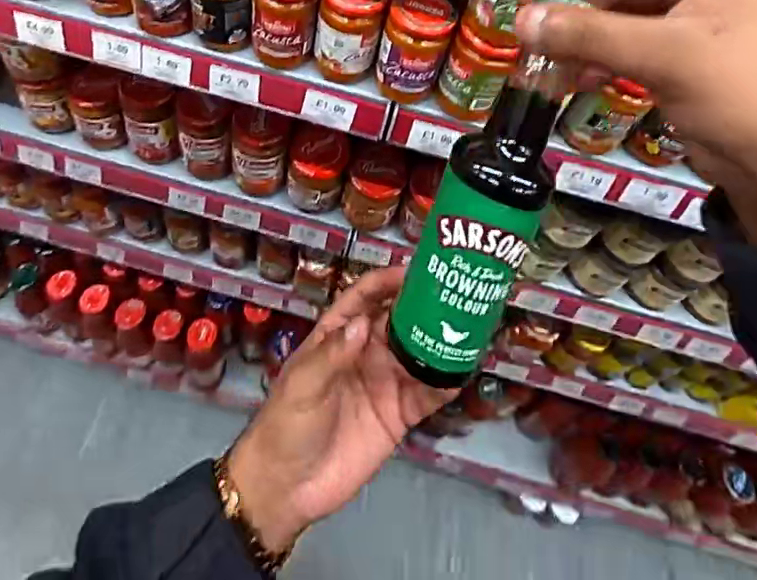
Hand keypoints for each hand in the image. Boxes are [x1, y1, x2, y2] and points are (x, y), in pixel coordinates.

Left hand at [225, 267, 457, 552]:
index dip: (386, 281)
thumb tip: (364, 324)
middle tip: (454, 291)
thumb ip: (332, 355)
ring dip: (439, 339)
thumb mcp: (303, 383)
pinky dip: (445, 381)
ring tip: (468, 324)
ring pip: (418, 352)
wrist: (289, 486)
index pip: (364, 297)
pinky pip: (427, 393)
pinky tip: (462, 370)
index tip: (414, 270)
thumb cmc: (287, 423)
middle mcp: (365, 351)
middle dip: (423, 305)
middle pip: (398, 320)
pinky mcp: (399, 414)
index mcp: (337, 334)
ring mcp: (384, 382)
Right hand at [515, 0, 756, 260]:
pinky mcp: (686, 53)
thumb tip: (520, 21)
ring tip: (543, 61)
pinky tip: (572, 79)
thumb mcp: (663, 56)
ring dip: (583, 38)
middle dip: (578, 8)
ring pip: (622, 14)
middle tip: (532, 30)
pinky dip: (601, 59)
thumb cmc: (745, 94)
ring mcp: (697, 15)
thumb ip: (587, 34)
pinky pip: (631, 43)